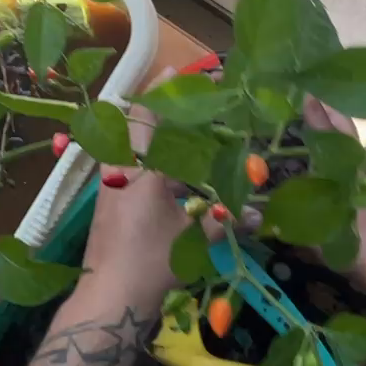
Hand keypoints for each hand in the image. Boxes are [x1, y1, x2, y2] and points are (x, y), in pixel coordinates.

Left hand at [76, 66, 222, 309]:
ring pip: (132, 148)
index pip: (145, 114)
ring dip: (154, 139)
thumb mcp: (190, 239)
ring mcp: (110, 184)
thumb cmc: (150, 259)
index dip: (161, 91)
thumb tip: (256, 214)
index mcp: (137, 165)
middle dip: (160, 112)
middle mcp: (119, 167)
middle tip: (190, 106)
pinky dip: (150, 163)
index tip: (175, 70)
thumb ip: (220, 221)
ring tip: (187, 139)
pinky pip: (130, 168)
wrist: (109, 295)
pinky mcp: (109, 202)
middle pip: (135, 125)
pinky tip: (174, 179)